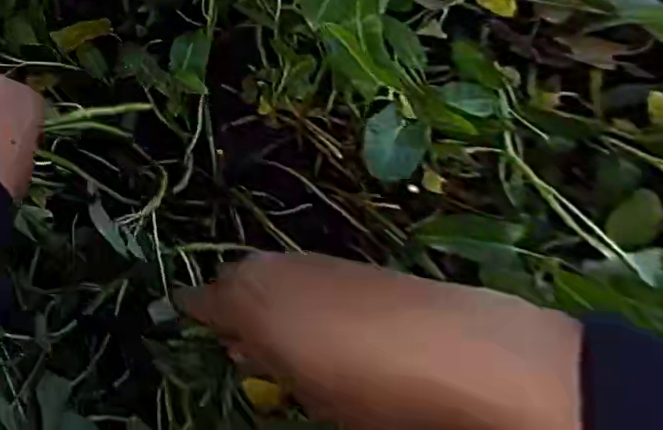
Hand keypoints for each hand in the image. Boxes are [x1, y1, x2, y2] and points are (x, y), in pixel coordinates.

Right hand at [177, 253, 581, 429]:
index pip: (199, 302)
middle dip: (231, 308)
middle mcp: (263, 270)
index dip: (194, 316)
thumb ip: (271, 367)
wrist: (469, 355)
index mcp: (245, 303)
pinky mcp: (339, 261)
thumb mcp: (316, 401)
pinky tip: (329, 327)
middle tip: (246, 345)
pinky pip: (298, 275)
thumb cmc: (378, 396)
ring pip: (265, 275)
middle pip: (229, 282)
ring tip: (291, 340)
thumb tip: (245, 348)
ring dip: (266, 301)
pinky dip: (298, 296)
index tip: (193, 327)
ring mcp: (302, 260)